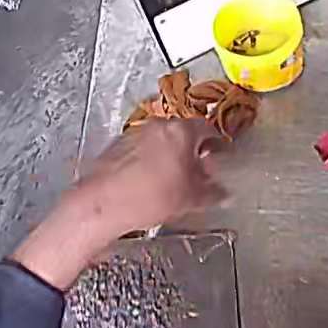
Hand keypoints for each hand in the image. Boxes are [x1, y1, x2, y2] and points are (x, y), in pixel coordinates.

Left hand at [10, 120, 225, 289]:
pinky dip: (151, 158)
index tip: (218, 154)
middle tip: (199, 169)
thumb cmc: (151, 197)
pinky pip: (143, 147)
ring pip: (160, 139)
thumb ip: (211, 192)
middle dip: (192, 149)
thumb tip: (223, 192)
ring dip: (170, 153)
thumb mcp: (190, 199)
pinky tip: (151, 180)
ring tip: (175, 178)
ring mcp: (135, 133)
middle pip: (182, 132)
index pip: (206, 128)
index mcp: (180, 131)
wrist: (103, 202)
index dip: (215, 142)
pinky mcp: (118, 145)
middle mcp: (157, 125)